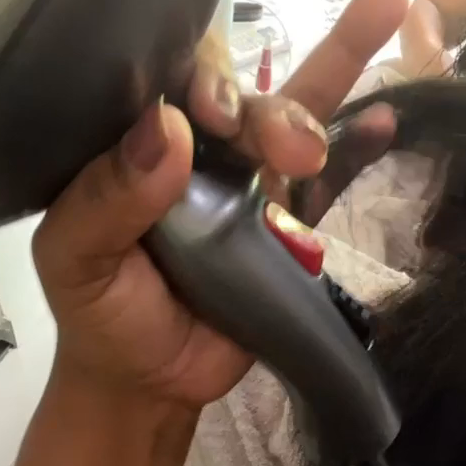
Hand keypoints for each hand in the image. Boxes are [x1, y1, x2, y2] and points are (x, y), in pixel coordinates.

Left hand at [33, 0, 409, 409]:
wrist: (155, 381)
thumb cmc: (104, 316)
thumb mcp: (79, 261)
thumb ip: (107, 199)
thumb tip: (169, 131)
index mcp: (137, 148)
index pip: (171, 84)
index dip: (203, 84)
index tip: (216, 117)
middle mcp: (197, 155)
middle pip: (243, 101)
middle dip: (271, 113)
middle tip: (290, 148)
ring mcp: (248, 187)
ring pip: (291, 122)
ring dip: (320, 108)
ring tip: (336, 131)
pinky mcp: (288, 225)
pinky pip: (328, 178)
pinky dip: (358, 144)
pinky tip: (386, 120)